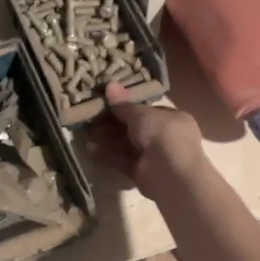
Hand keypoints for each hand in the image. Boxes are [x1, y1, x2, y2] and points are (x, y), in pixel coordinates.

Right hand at [90, 81, 205, 192]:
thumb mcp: (140, 114)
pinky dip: (108, 155)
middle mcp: (166, 138)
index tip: (107, 103)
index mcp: (173, 119)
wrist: (172, 176)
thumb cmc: (162, 135)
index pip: (148, 111)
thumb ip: (123, 104)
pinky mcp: (143, 174)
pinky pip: (123, 161)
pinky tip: (90, 149)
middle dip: (113, 124)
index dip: (127, 107)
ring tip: (86, 132)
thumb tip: (109, 85)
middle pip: (134, 128)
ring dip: (108, 139)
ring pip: (127, 145)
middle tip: (92, 118)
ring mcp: (155, 157)